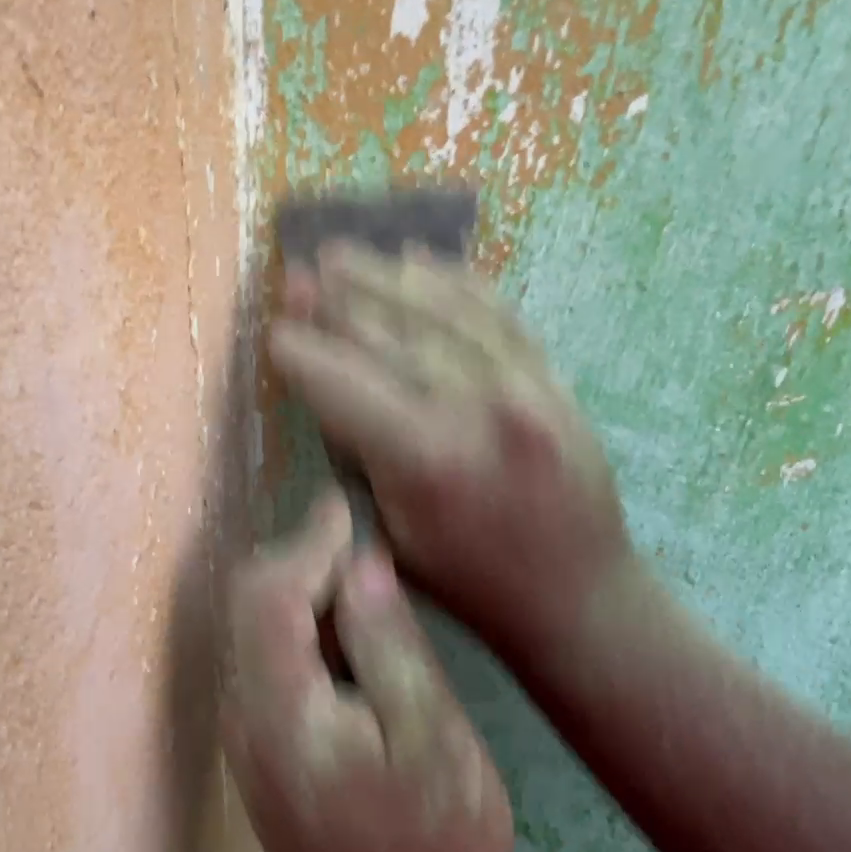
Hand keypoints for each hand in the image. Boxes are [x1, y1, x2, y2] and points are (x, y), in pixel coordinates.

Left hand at [221, 490, 512, 851]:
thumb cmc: (436, 851)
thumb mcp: (434, 742)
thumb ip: (389, 644)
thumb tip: (359, 563)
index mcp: (278, 709)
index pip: (268, 591)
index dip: (307, 539)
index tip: (346, 507)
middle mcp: (242, 714)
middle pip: (250, 604)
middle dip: (301, 561)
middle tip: (361, 545)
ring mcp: (244, 734)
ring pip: (255, 630)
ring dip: (301, 592)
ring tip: (361, 581)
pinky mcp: (259, 748)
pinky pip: (267, 661)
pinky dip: (300, 629)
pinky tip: (348, 635)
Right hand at [271, 243, 632, 666]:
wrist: (578, 597)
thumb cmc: (465, 581)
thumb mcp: (388, 530)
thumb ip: (355, 451)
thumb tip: (319, 381)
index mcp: (426, 459)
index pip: (343, 384)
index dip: (301, 354)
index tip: (272, 330)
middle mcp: (477, 408)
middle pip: (389, 336)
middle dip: (336, 302)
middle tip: (299, 271)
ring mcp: (524, 386)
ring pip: (441, 312)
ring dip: (385, 279)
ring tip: (344, 254)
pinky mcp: (554, 380)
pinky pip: (498, 314)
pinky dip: (455, 284)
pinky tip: (420, 261)